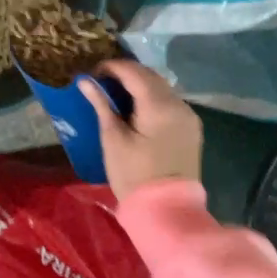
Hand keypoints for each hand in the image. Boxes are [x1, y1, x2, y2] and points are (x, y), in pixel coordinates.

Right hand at [78, 60, 202, 200]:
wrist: (167, 209)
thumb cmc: (133, 174)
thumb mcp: (112, 139)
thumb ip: (102, 105)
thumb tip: (85, 81)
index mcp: (159, 107)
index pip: (134, 72)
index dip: (111, 67)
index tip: (91, 73)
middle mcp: (179, 106)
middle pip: (150, 76)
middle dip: (125, 73)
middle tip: (101, 81)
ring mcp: (189, 117)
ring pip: (162, 87)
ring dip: (139, 84)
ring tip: (115, 92)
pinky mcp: (191, 128)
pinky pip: (170, 101)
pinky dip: (151, 97)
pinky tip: (136, 107)